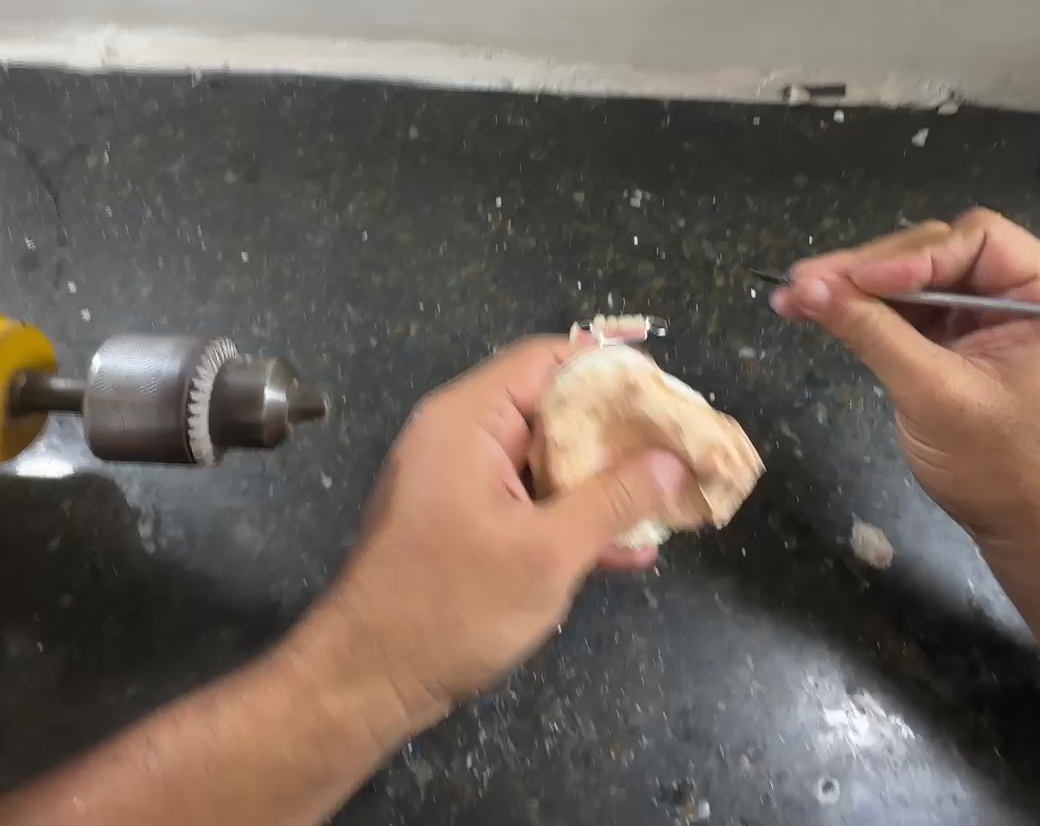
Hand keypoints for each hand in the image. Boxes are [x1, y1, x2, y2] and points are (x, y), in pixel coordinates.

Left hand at [315, 337, 688, 721]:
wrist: (365, 680)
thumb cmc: (451, 606)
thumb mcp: (547, 553)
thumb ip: (615, 500)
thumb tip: (674, 461)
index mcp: (469, 418)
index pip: (546, 359)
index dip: (609, 368)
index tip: (662, 392)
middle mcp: (461, 433)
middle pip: (549, 405)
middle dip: (614, 428)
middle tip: (673, 445)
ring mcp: (460, 476)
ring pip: (544, 455)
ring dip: (599, 477)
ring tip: (663, 494)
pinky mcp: (464, 515)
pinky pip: (528, 495)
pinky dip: (570, 511)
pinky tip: (626, 546)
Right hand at [771, 208, 1039, 556]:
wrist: (1030, 533)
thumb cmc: (1001, 469)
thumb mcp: (933, 394)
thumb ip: (871, 332)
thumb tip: (804, 287)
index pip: (976, 240)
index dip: (910, 254)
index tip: (852, 282)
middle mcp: (1027, 293)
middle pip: (938, 253)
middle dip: (869, 270)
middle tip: (803, 282)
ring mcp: (991, 315)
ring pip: (915, 278)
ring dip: (856, 288)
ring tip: (796, 295)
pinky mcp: (962, 338)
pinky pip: (910, 309)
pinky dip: (866, 311)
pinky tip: (820, 310)